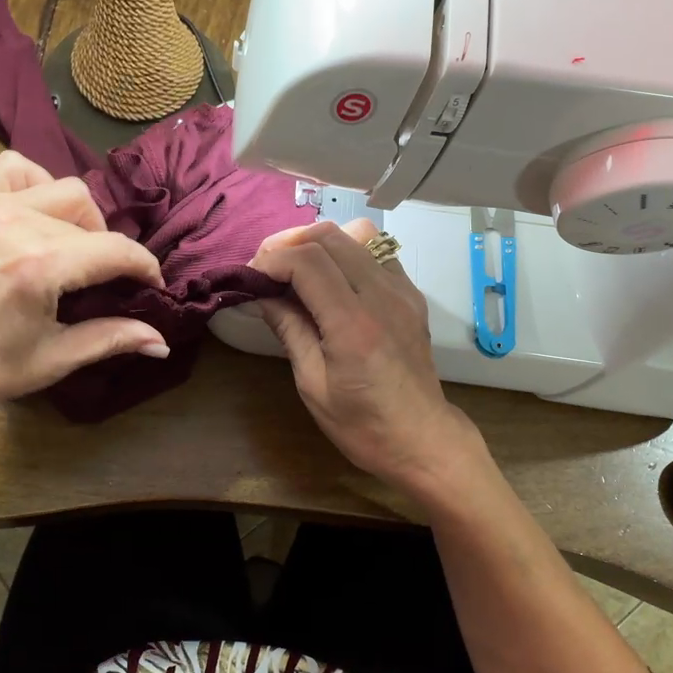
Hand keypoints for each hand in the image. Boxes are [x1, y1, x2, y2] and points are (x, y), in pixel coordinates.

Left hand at [0, 151, 169, 429]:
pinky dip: (40, 185)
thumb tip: (162, 342)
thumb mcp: (51, 360)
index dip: (145, 268)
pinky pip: (17, 170)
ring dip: (82, 217)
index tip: (154, 288)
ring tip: (75, 253)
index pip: (114, 250)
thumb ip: (110, 339)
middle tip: (106, 284)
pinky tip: (41, 219)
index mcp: (37, 266)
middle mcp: (16, 224)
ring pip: (63, 188)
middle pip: (92, 216)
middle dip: (111, 249)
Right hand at [249, 220, 481, 496]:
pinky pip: (377, 252)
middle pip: (330, 237)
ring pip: (357, 233)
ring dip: (319, 242)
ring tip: (297, 267)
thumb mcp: (312, 384)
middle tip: (266, 268)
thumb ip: (290, 330)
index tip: (251, 276)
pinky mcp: (411, 294)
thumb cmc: (361, 425)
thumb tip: (263, 295)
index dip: (272, 259)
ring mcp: (402, 291)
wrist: (422, 439)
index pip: (307, 261)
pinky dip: (346, 252)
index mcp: (353, 325)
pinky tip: (331, 278)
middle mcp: (382, 296)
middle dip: (289, 243)